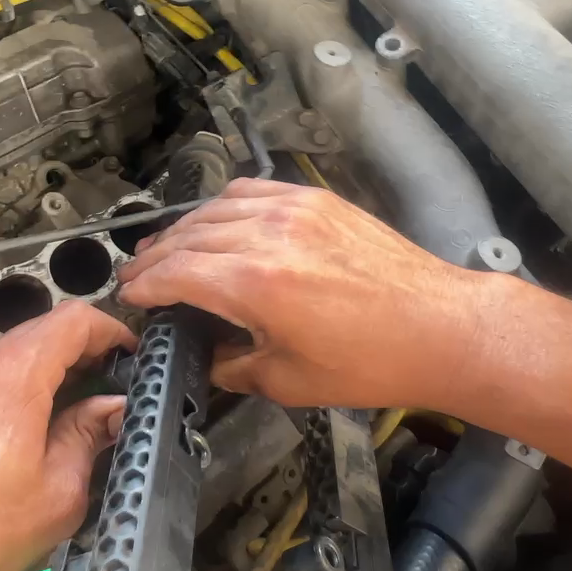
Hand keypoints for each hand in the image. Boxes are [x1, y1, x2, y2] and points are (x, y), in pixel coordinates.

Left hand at [0, 300, 135, 570]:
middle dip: (85, 347)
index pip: (73, 320)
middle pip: (45, 328)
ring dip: (55, 364)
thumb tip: (112, 409)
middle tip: (113, 380)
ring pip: (18, 349)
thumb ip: (90, 435)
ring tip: (82, 403)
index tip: (130, 353)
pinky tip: (40, 420)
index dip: (110, 330)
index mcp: (15, 375)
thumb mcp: (60, 488)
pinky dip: (26, 380)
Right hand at [117, 178, 493, 409]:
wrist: (441, 327)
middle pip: (187, 236)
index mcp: (256, 282)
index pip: (175, 272)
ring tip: (164, 247)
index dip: (144, 284)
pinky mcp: (314, 199)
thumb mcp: (290, 380)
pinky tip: (213, 218)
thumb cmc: (373, 360)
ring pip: (214, 209)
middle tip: (136, 273)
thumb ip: (232, 366)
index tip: (129, 294)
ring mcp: (292, 209)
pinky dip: (221, 205)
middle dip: (154, 256)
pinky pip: (251, 190)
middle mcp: (268, 234)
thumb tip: (205, 357)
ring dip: (182, 229)